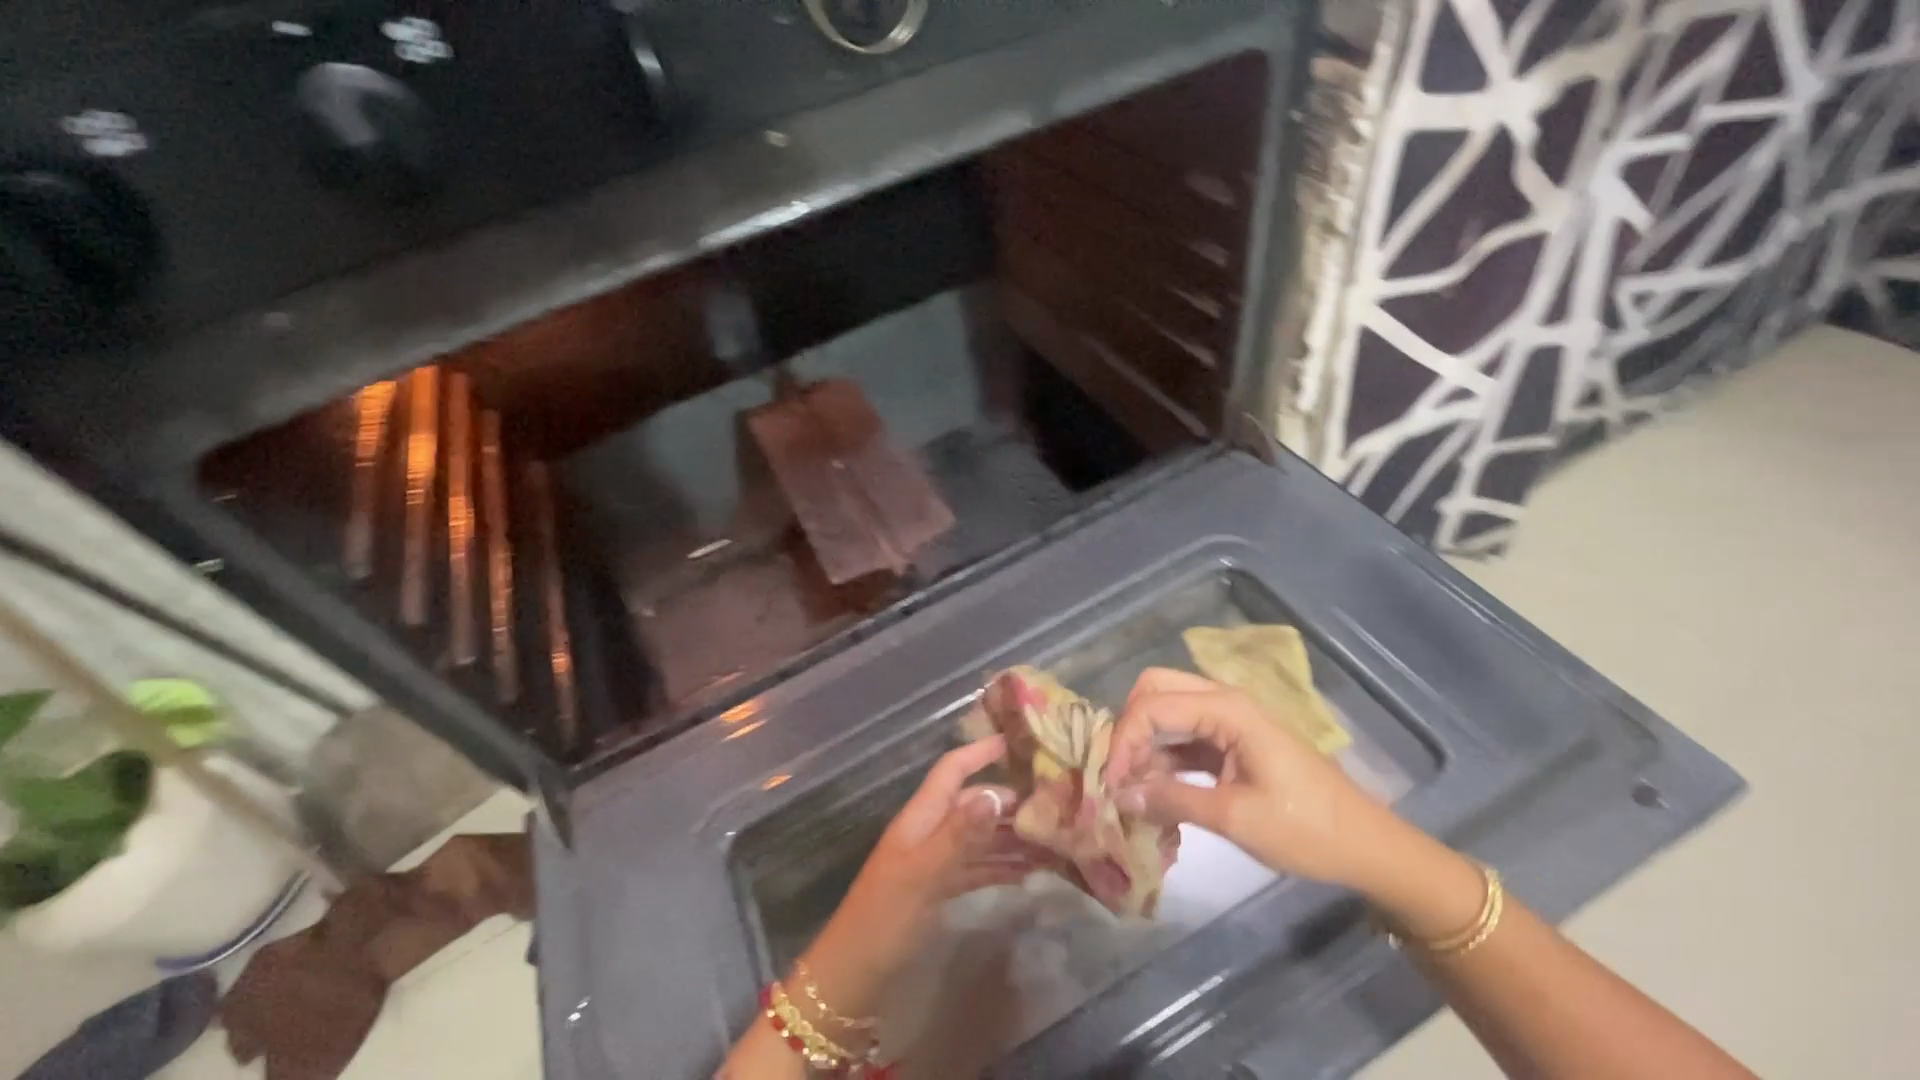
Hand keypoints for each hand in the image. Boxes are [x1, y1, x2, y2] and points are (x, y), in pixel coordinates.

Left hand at [799, 735, 1036, 1017]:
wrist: (855, 974)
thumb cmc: (885, 917)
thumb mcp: (923, 874)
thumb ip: (959, 835)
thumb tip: (994, 793)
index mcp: (919, 819)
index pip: (951, 772)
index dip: (979, 753)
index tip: (1015, 741)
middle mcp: (928, 832)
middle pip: (973, 805)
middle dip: (1010, 802)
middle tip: (1055, 807)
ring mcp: (934, 862)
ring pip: (979, 838)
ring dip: (1012, 838)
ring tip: (1053, 843)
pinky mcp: (939, 890)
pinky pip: (976, 868)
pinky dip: (1001, 868)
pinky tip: (1030, 873)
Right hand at [1101, 668, 1412, 894]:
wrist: (1365, 845)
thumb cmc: (1306, 830)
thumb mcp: (1235, 818)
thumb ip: (1173, 800)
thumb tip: (1121, 795)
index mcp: (1228, 710)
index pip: (1153, 706)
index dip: (1124, 741)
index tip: (1113, 786)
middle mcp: (1225, 703)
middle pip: (1156, 690)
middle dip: (1129, 728)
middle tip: (1119, 775)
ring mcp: (1230, 721)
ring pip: (1168, 712)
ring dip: (1144, 743)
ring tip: (1132, 790)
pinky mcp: (1233, 743)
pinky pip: (1184, 736)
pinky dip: (1163, 756)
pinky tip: (1155, 790)